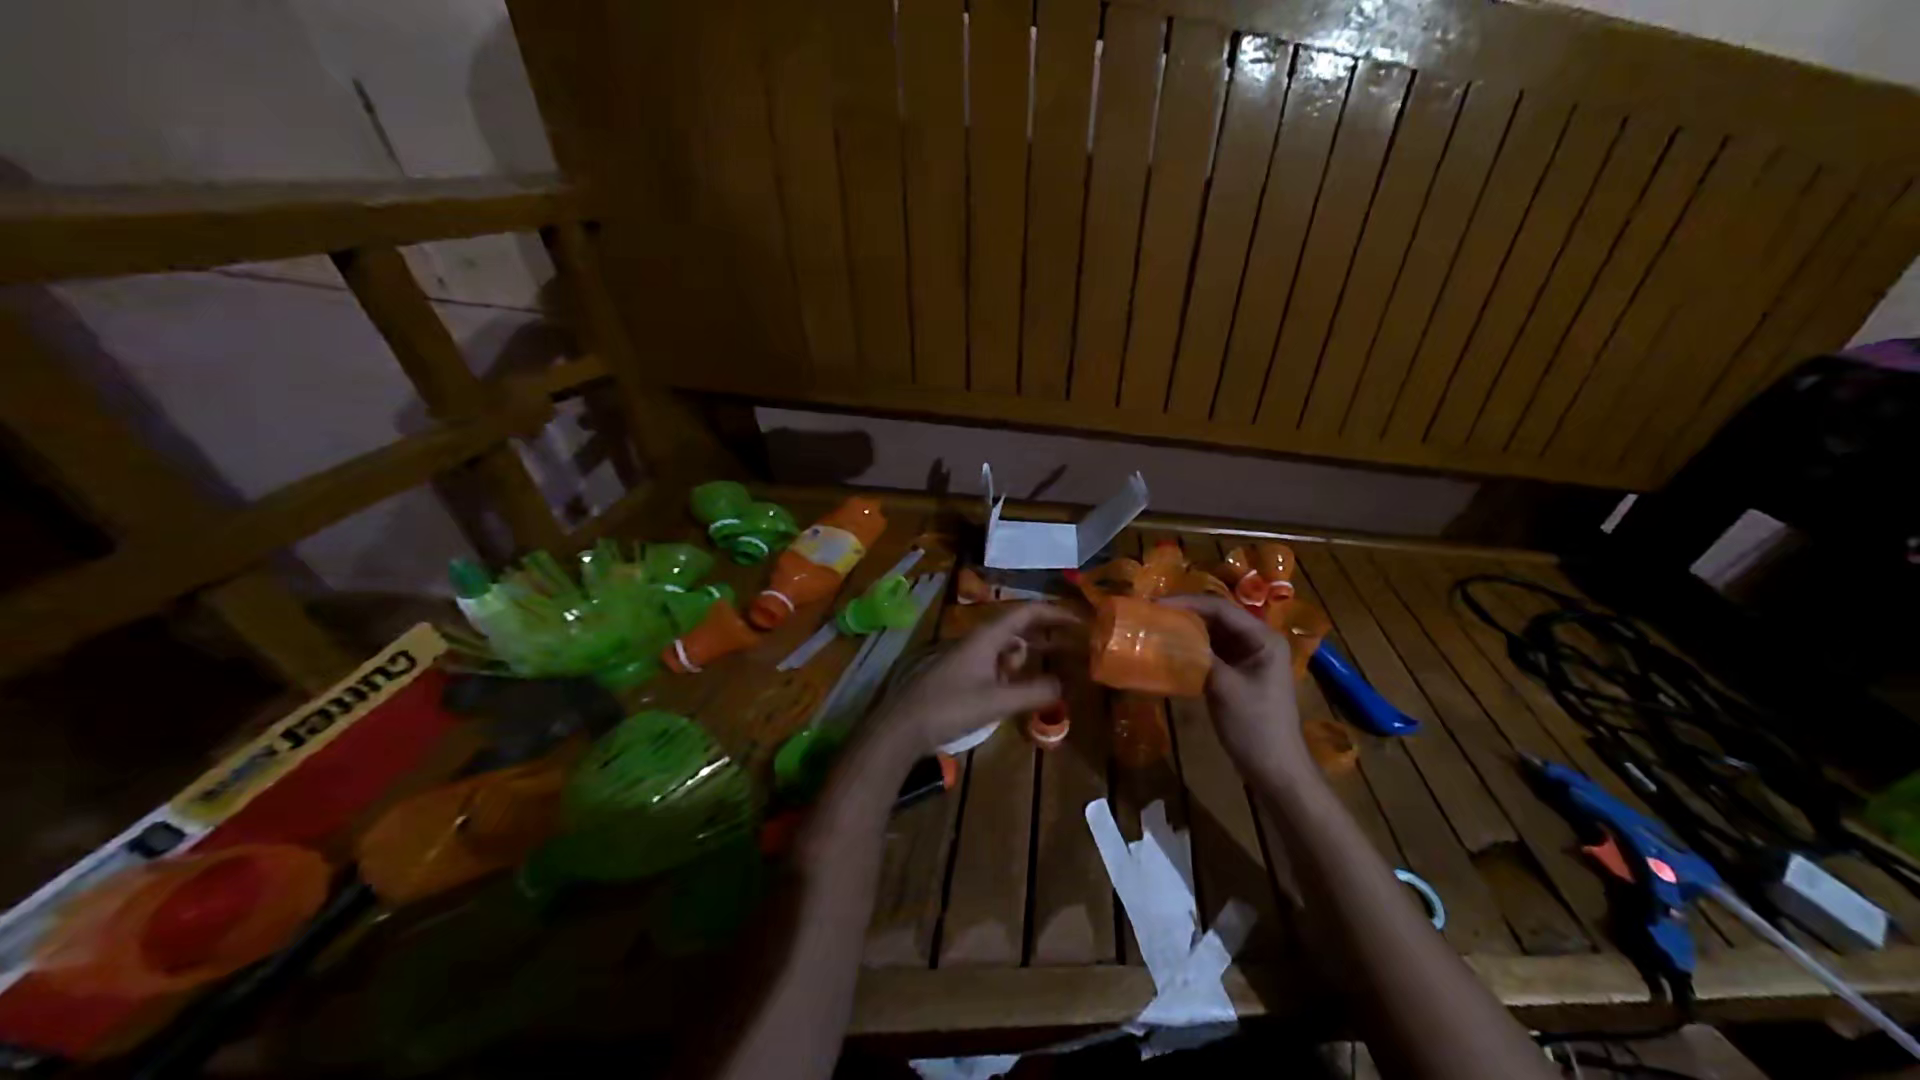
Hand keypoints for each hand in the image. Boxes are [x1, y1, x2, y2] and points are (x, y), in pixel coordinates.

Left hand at [871, 603, 1078, 754]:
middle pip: (1016, 627)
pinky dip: (1010, 671)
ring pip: (1003, 648)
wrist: (901, 727)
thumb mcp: (996, 701)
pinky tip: (1018, 690)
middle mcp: (975, 641)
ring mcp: (964, 657)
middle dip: (1045, 634)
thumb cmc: (949, 708)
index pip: (1025, 612)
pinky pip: (992, 664)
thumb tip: (1063, 684)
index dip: (1054, 612)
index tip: (1080, 620)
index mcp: (985, 637)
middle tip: (1073, 644)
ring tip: (1050, 672)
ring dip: (1027, 655)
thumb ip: (1033, 692)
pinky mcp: (956, 675)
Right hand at [1160, 595, 1307, 776]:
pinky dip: (1192, 648)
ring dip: (1186, 630)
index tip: (1154, 604)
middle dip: (1184, 613)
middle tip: (1150, 613)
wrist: (1275, 768)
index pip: (1221, 608)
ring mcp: (1250, 658)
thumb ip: (1198, 656)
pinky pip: (1212, 651)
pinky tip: (1169, 650)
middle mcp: (1259, 641)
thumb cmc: (1254, 726)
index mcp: (1264, 638)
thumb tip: (1166, 635)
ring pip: (1213, 634)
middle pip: (1217, 617)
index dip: (1186, 603)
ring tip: (1155, 627)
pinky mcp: (1239, 673)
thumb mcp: (1223, 687)